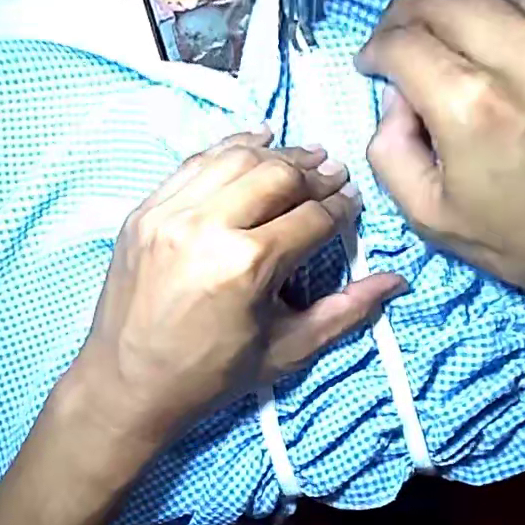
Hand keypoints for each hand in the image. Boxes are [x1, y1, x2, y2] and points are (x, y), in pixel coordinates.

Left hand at [59, 131, 406, 447]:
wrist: (127, 384)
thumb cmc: (213, 375)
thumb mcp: (288, 350)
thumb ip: (346, 311)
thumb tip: (397, 280)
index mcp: (248, 266)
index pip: (311, 217)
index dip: (341, 207)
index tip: (354, 203)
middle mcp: (207, 226)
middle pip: (276, 175)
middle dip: (314, 172)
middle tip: (336, 173)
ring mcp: (169, 212)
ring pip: (236, 158)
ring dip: (277, 152)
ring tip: (304, 157)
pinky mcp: (144, 209)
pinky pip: (195, 163)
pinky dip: (230, 147)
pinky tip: (255, 139)